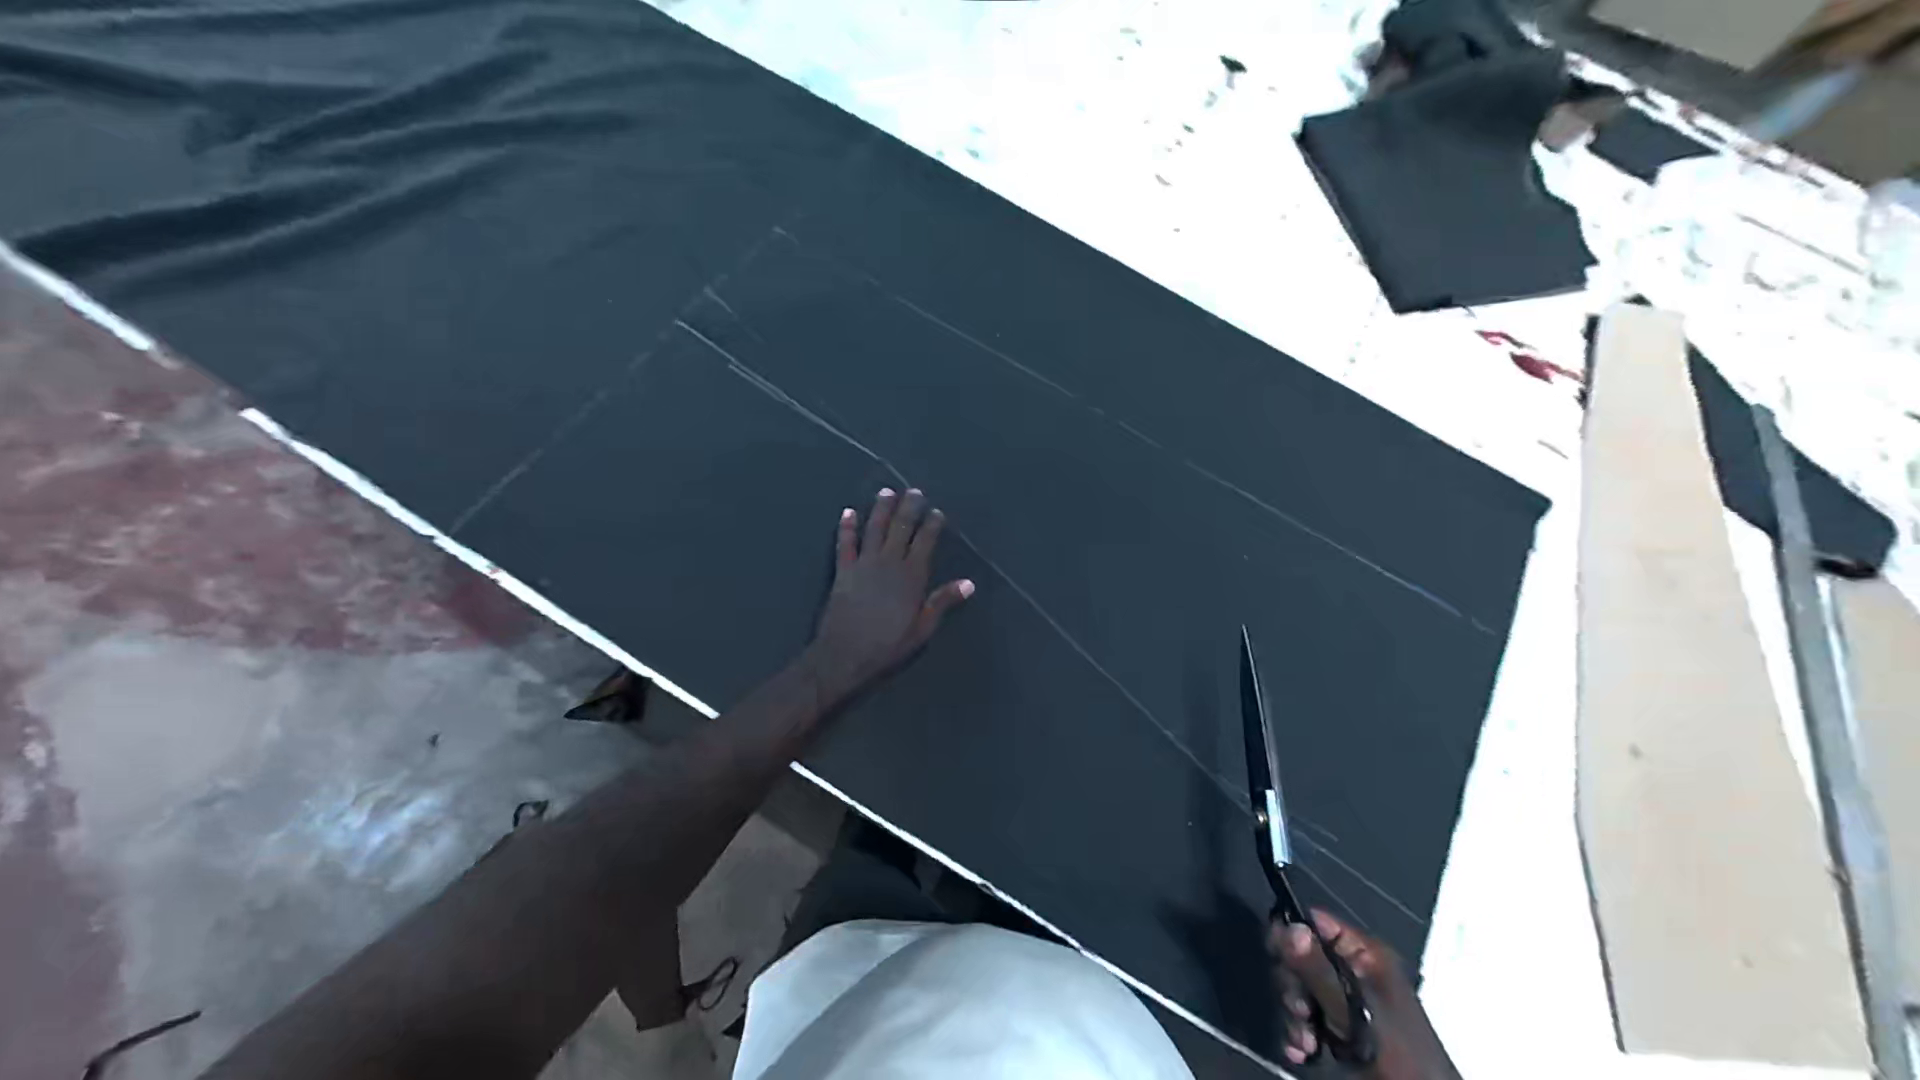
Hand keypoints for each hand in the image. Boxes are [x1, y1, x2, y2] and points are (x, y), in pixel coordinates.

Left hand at [803, 488, 973, 706]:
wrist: (845, 655)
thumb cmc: (888, 645)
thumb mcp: (923, 628)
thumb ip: (943, 601)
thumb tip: (969, 582)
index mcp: (912, 576)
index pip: (925, 542)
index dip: (932, 525)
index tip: (937, 512)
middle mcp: (889, 563)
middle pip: (901, 528)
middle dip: (909, 507)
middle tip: (914, 491)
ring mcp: (864, 564)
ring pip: (874, 528)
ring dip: (881, 508)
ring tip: (887, 492)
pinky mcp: (843, 571)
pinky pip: (845, 543)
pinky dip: (846, 526)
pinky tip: (848, 512)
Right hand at [1269, 909, 1460, 1079]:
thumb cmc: (1399, 1058)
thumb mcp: (1356, 1010)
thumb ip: (1317, 968)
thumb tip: (1285, 925)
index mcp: (1365, 956)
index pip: (1316, 924)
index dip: (1290, 935)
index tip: (1279, 958)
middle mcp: (1353, 972)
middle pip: (1301, 958)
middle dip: (1294, 988)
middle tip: (1302, 1012)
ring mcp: (1346, 1002)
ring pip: (1300, 990)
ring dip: (1295, 1016)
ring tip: (1307, 1043)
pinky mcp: (1339, 1030)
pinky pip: (1305, 1018)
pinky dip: (1299, 1033)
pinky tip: (1302, 1052)